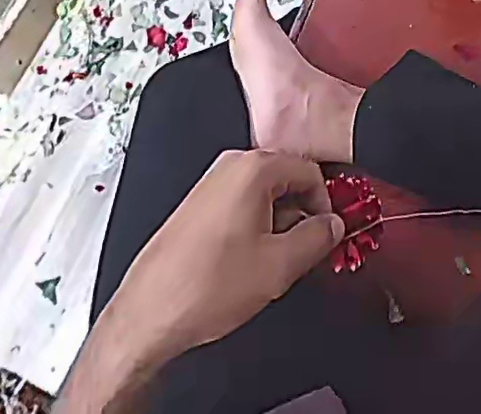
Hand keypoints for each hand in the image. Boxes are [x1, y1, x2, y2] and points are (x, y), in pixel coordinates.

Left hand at [106, 150, 343, 361]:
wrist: (147, 314)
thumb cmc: (206, 286)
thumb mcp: (280, 265)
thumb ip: (318, 237)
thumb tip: (333, 226)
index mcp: (255, 168)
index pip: (311, 171)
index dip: (325, 204)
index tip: (326, 232)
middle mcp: (231, 165)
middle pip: (287, 178)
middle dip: (300, 213)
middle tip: (302, 250)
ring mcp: (211, 183)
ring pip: (264, 193)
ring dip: (277, 222)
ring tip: (271, 262)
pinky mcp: (198, 204)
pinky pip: (240, 202)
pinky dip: (253, 225)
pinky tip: (246, 261)